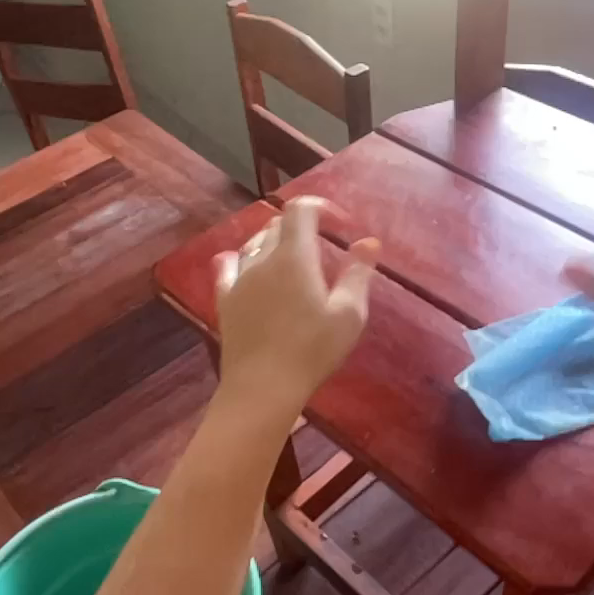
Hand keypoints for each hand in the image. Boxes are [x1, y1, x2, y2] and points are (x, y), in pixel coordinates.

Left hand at [213, 196, 379, 413]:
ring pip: (253, 243)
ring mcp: (239, 278)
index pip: (300, 210)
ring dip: (274, 242)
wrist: (263, 387)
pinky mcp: (224, 300)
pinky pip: (228, 266)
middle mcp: (262, 259)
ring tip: (291, 261)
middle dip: (300, 227)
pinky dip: (243, 260)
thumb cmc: (312, 351)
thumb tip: (369, 241)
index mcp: (295, 256)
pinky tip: (247, 269)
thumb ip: (358, 274)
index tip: (339, 224)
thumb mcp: (348, 315)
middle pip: (277, 225)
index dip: (320, 207)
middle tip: (321, 249)